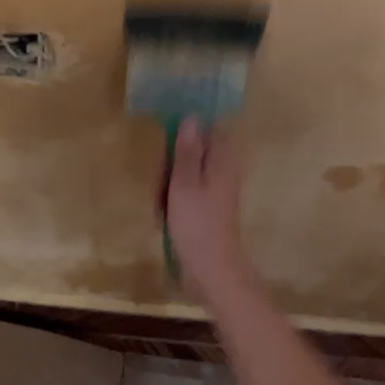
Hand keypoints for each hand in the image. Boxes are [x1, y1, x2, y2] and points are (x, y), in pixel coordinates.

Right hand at [166, 117, 251, 300]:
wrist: (211, 268)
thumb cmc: (196, 222)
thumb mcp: (184, 181)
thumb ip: (187, 149)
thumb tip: (192, 116)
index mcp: (221, 159)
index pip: (204, 130)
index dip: (182, 135)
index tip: (167, 151)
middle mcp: (223, 170)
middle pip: (193, 151)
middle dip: (172, 165)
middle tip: (161, 185)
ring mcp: (217, 189)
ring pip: (186, 172)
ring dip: (169, 184)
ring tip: (161, 205)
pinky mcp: (209, 207)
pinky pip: (188, 191)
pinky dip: (175, 200)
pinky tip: (166, 216)